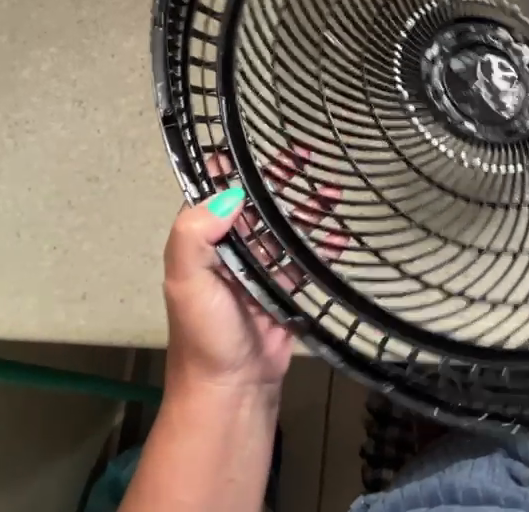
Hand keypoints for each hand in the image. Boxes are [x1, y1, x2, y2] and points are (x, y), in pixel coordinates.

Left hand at [162, 155, 343, 400]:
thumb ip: (195, 235)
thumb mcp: (186, 281)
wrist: (233, 389)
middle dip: (281, 176)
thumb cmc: (205, 333)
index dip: (234, 162)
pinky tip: (342, 232)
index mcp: (205, 239)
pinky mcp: (287, 287)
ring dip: (308, 205)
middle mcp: (233, 246)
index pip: (217, 189)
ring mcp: (262, 266)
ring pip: (287, 224)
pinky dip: (325, 242)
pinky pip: (307, 257)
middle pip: (259, 200)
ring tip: (334, 188)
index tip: (257, 139)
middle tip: (307, 154)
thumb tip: (230, 193)